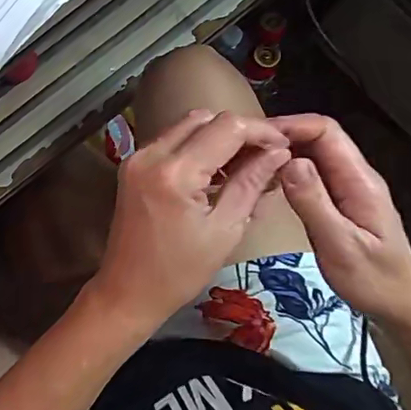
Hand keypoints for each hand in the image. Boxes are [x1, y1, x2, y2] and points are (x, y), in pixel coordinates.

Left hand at [90, 109, 291, 325]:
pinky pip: (172, 140)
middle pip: (206, 118)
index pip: (227, 127)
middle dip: (240, 131)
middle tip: (265, 156)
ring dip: (218, 137)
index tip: (283, 146)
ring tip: (244, 165)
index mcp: (175, 172)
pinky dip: (197, 146)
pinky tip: (217, 172)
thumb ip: (251, 183)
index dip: (261, 131)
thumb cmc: (178, 272)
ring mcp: (137, 157)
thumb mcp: (225, 230)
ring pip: (188, 125)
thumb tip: (278, 152)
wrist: (127, 291)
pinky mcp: (133, 165)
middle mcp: (151, 154)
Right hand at [270, 114, 410, 323]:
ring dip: (283, 152)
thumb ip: (314, 203)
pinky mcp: (340, 201)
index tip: (257, 138)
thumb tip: (289, 161)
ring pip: (313, 154)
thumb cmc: (375, 280)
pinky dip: (288, 170)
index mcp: (359, 181)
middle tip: (244, 149)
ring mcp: (348, 188)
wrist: (400, 305)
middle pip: (318, 138)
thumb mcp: (341, 245)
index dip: (291, 126)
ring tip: (250, 162)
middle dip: (282, 136)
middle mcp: (355, 176)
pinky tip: (268, 182)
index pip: (326, 132)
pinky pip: (312, 174)